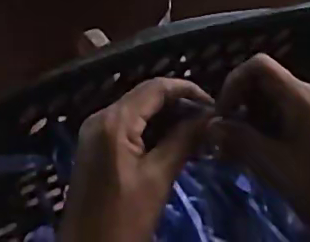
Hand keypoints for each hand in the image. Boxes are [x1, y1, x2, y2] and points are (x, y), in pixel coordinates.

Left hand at [58, 77, 212, 241]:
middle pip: (147, 97)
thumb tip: (209, 117)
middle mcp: (101, 116)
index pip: (156, 88)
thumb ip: (183, 140)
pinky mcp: (96, 148)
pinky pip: (129, 127)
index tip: (213, 104)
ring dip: (167, 119)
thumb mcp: (157, 180)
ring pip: (139, 111)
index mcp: (114, 120)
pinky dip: (152, 131)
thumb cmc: (122, 223)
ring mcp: (95, 132)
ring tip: (197, 132)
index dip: (187, 90)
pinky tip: (175, 142)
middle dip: (179, 105)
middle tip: (208, 120)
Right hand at [209, 54, 309, 241]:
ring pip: (275, 98)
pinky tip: (261, 154)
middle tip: (225, 136)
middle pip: (266, 80)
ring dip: (253, 118)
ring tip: (239, 150)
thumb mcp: (277, 168)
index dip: (234, 82)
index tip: (221, 115)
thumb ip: (242, 142)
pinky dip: (268, 127)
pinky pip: (287, 113)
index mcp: (302, 95)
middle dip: (242, 102)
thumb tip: (211, 126)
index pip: (259, 65)